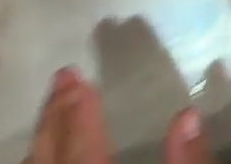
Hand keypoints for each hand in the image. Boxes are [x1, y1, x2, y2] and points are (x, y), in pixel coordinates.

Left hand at [27, 68, 209, 163]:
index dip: (78, 113)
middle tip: (62, 77)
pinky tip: (45, 154)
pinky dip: (40, 162)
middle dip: (54, 117)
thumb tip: (189, 115)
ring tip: (51, 109)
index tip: (74, 75)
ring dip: (41, 141)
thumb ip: (189, 163)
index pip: (82, 150)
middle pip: (48, 159)